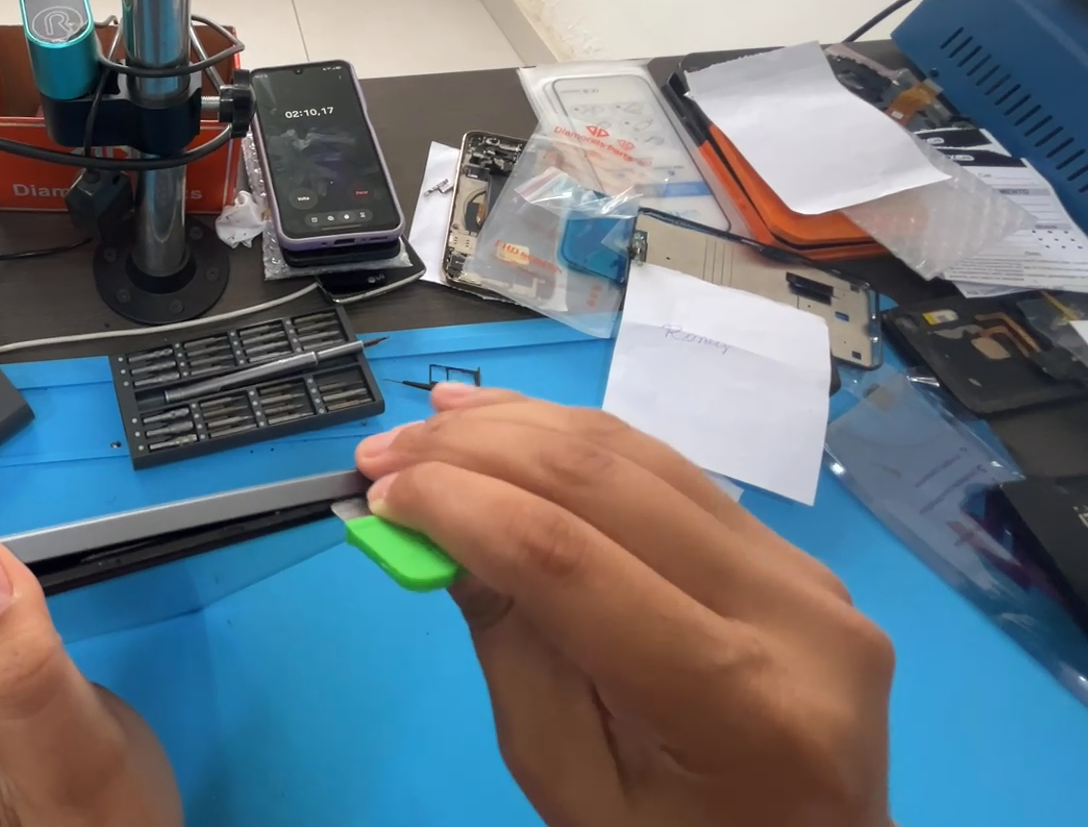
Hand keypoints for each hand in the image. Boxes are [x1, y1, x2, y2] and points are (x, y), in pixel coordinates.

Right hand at [356, 384, 893, 826]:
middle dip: (466, 451)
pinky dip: (557, 424)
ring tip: (425, 422)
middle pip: (594, 483)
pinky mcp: (778, 542)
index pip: (564, 560)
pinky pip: (649, 456)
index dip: (456, 506)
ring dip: (505, 422)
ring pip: (621, 448)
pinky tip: (494, 414)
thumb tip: (426, 522)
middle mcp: (791, 617)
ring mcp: (797, 567)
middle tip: (382, 453)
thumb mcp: (555, 762)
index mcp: (738, 709)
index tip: (378, 495)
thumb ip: (499, 630)